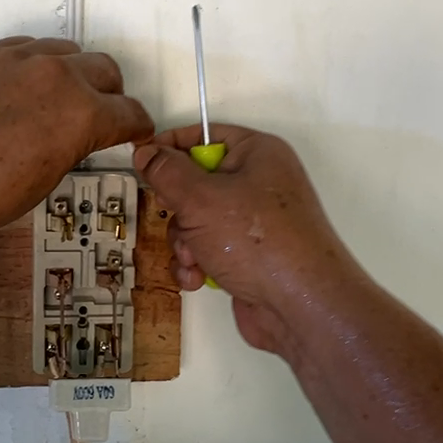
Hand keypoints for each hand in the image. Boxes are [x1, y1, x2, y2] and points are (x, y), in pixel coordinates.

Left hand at [0, 37, 153, 239]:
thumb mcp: (44, 182)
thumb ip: (72, 147)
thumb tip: (75, 137)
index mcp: (81, 113)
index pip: (130, 112)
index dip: (137, 127)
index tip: (135, 133)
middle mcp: (57, 75)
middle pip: (105, 71)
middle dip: (111, 95)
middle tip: (101, 116)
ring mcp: (18, 59)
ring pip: (67, 52)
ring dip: (75, 74)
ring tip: (60, 99)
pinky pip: (27, 48)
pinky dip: (37, 64)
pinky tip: (24, 87)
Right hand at [134, 124, 366, 357]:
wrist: (300, 307)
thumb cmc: (258, 243)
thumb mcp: (201, 199)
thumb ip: (166, 172)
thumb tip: (146, 153)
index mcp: (257, 154)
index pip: (204, 135)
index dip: (170, 146)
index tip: (142, 161)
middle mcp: (257, 184)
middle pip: (194, 183)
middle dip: (177, 210)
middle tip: (182, 222)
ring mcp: (252, 223)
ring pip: (194, 221)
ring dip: (184, 243)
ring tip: (195, 259)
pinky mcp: (246, 255)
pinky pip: (206, 249)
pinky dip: (196, 264)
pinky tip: (199, 278)